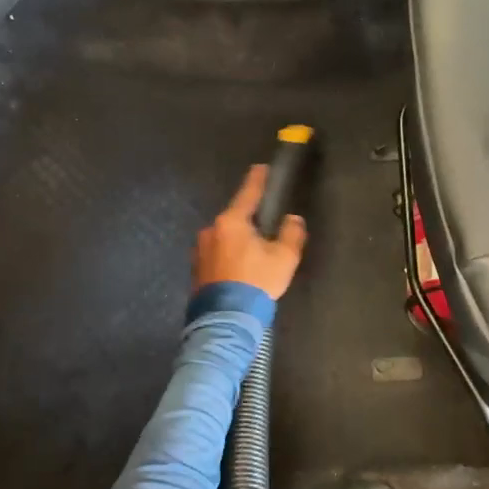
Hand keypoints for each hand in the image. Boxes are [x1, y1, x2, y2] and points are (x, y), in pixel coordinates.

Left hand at [193, 165, 307, 298]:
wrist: (225, 320)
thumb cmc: (257, 283)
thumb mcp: (284, 258)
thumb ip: (291, 234)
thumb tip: (292, 220)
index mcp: (231, 222)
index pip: (248, 194)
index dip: (258, 180)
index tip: (262, 168)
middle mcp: (211, 231)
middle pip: (235, 219)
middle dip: (250, 223)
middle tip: (267, 234)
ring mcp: (199, 250)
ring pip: (225, 238)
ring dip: (238, 243)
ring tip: (254, 260)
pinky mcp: (196, 269)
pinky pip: (217, 255)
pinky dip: (229, 258)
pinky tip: (240, 273)